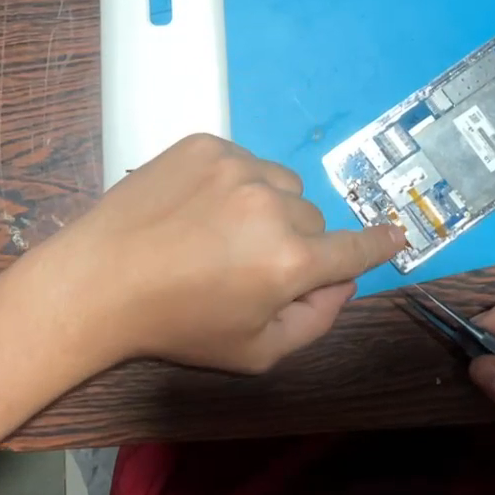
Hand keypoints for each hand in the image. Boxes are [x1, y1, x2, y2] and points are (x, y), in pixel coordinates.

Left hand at [43, 134, 404, 373]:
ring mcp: (237, 165)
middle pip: (313, 219)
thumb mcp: (255, 351)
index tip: (395, 233)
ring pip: (282, 184)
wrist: (99, 277)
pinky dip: (235, 182)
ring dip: (269, 207)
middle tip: (250, 264)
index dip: (378, 244)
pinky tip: (199, 206)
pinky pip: (245, 160)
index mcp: (290, 260)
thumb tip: (344, 279)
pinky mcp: (206, 142)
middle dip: (297, 242)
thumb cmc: (178, 325)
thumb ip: (315, 320)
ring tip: (221, 232)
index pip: (353, 248)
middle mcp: (272, 203)